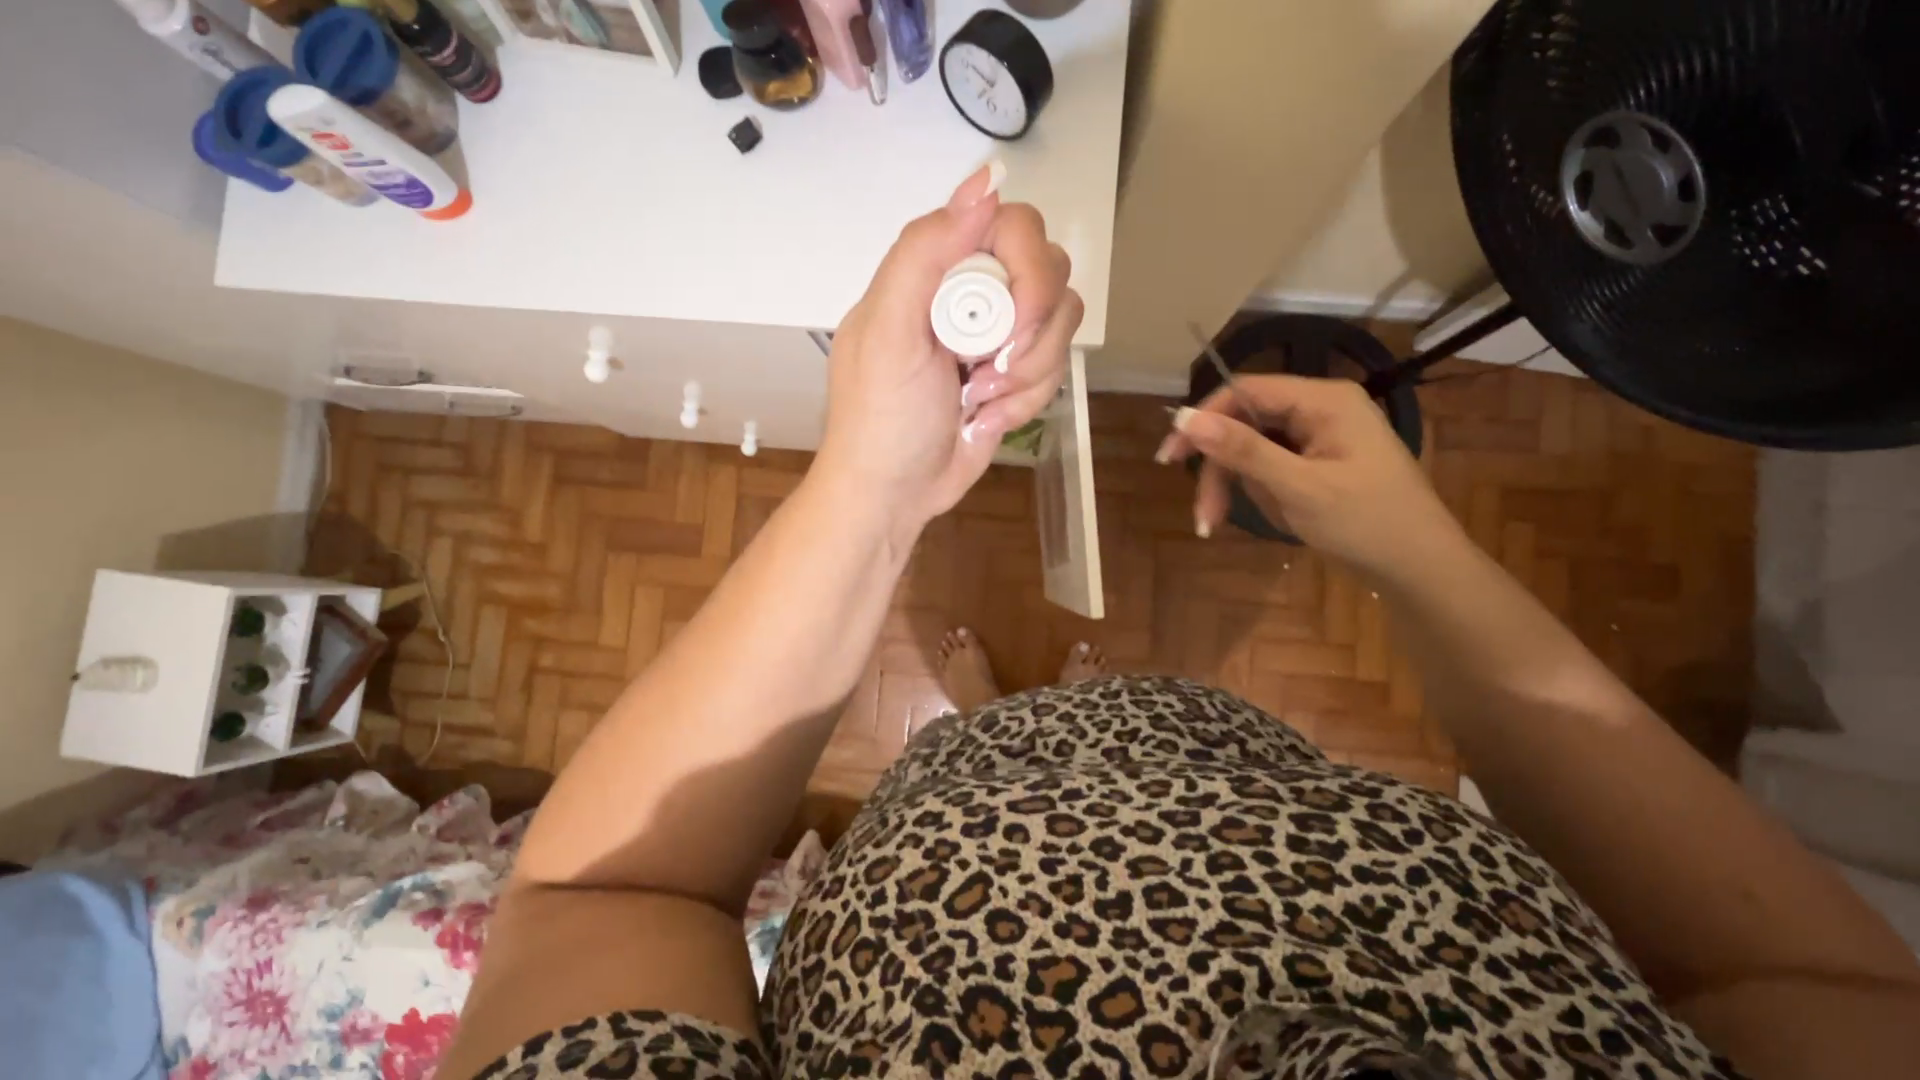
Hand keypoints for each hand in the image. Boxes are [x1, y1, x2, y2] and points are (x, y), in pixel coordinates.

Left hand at [815, 163, 1083, 533]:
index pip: (1012, 226)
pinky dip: (1028, 399)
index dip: (1027, 270)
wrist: (893, 494)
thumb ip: (925, 252)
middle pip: (1049, 270)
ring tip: (980, 399)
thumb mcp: (889, 332)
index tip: (1013, 320)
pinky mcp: (1016, 373)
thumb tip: (985, 182)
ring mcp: (997, 334)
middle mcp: (970, 292)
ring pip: (1061, 321)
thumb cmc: (881, 418)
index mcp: (933, 271)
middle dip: (1031, 332)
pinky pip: (1057, 365)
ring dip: (1028, 372)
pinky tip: (986, 418)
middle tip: (987, 370)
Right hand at [1156, 375, 1465, 581]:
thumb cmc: (1366, 523)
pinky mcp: (1322, 464)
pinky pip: (1276, 469)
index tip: (1170, 458)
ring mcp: (1324, 438)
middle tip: (1205, 518)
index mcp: (1324, 400)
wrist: (1421, 569)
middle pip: (1246, 425)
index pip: (1245, 392)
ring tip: (1259, 526)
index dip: (1203, 420)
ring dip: (1243, 489)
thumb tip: (1184, 418)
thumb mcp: (1298, 488)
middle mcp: (1322, 409)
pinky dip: (1266, 495)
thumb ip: (1242, 450)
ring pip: (1256, 452)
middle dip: (1223, 472)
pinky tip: (1281, 520)